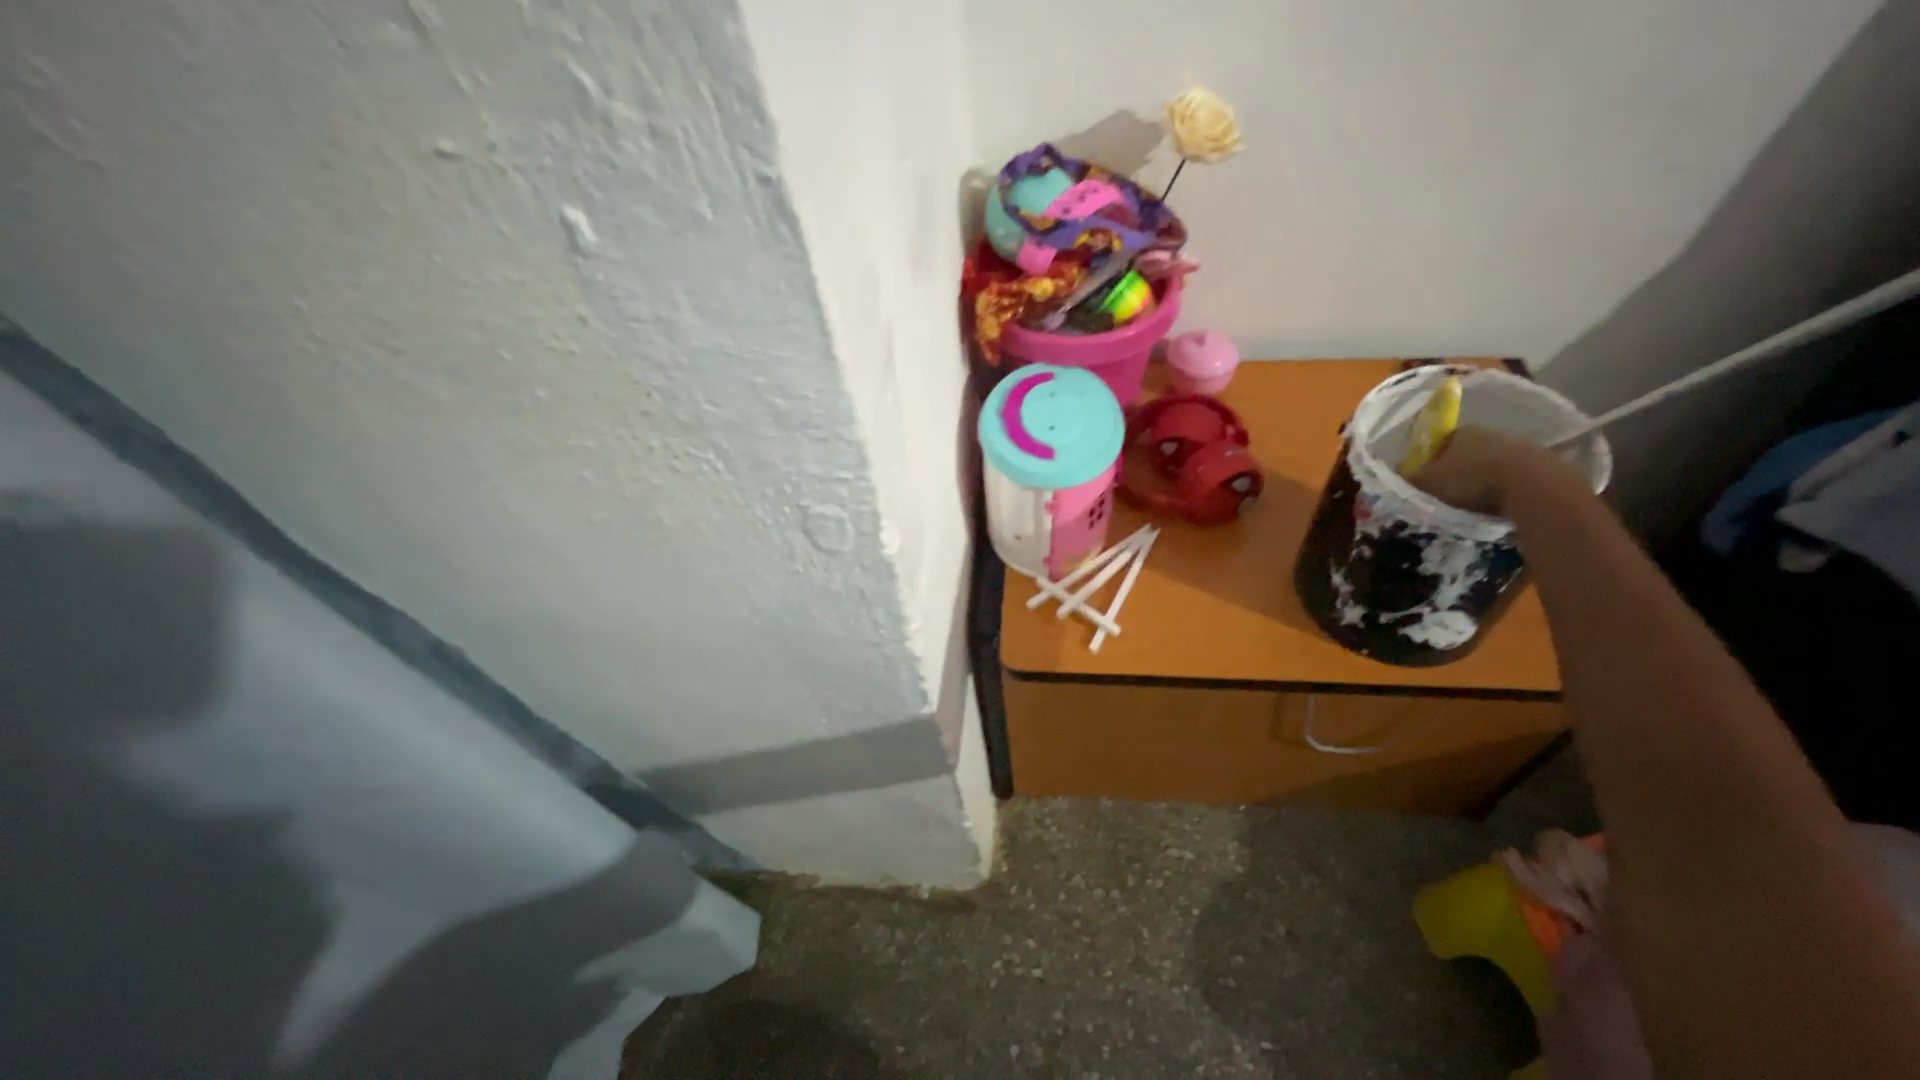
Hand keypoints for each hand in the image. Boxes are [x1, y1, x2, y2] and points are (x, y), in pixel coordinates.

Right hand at [1408, 426, 1587, 515]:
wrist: (1532, 484)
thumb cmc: (1472, 478)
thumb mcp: (1430, 482)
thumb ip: (1411, 479)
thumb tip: (1395, 476)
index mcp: (1461, 432)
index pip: (1440, 443)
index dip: (1432, 461)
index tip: (1429, 480)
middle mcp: (1490, 432)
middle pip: (1469, 452)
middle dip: (1460, 470)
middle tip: (1452, 493)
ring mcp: (1519, 446)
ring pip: (1494, 463)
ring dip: (1486, 479)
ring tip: (1479, 502)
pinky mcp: (1542, 463)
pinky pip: (1516, 475)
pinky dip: (1507, 487)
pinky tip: (1503, 503)